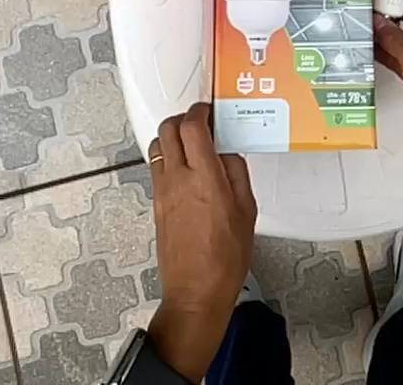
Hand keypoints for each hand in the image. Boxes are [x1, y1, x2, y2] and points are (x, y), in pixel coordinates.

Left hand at [145, 102, 256, 381]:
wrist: (196, 291)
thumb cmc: (226, 257)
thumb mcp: (246, 210)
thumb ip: (237, 173)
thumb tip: (228, 152)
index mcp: (205, 178)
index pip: (193, 127)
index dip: (200, 111)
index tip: (209, 111)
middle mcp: (178, 179)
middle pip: (168, 129)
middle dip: (183, 118)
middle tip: (201, 122)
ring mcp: (163, 190)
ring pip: (158, 145)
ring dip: (173, 135)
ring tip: (192, 143)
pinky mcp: (156, 203)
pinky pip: (157, 166)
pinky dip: (169, 156)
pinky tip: (185, 166)